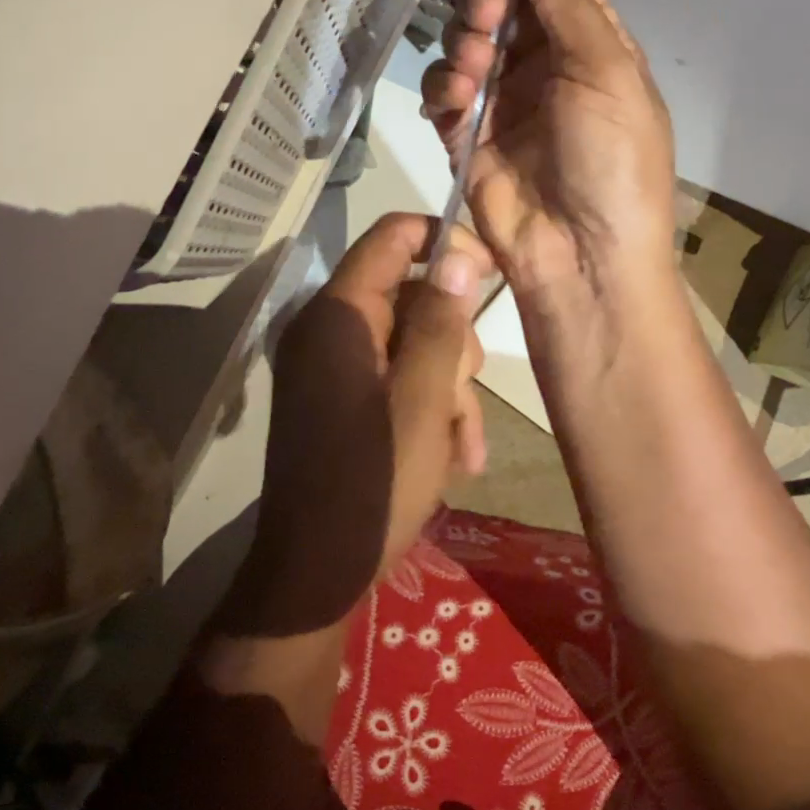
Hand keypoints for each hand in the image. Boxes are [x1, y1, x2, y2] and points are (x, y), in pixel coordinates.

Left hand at [219, 213, 491, 637]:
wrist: (319, 571)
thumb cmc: (375, 483)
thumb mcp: (424, 401)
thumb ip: (441, 323)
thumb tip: (459, 253)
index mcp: (338, 318)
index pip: (392, 239)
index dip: (445, 244)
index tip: (491, 276)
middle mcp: (328, 334)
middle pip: (411, 299)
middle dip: (453, 346)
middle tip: (466, 394)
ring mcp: (331, 371)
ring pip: (412, 348)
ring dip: (449, 392)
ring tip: (463, 449)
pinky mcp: (339, 404)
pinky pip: (395, 383)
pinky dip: (428, 412)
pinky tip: (451, 459)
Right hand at [423, 0, 677, 296]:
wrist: (583, 261)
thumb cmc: (613, 165)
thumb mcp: (607, 73)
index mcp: (592, 48)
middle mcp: (546, 69)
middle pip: (501, 0)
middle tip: (489, 12)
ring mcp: (504, 105)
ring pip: (465, 39)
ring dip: (464, 39)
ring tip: (478, 69)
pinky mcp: (467, 140)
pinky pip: (442, 92)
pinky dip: (443, 87)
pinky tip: (458, 103)